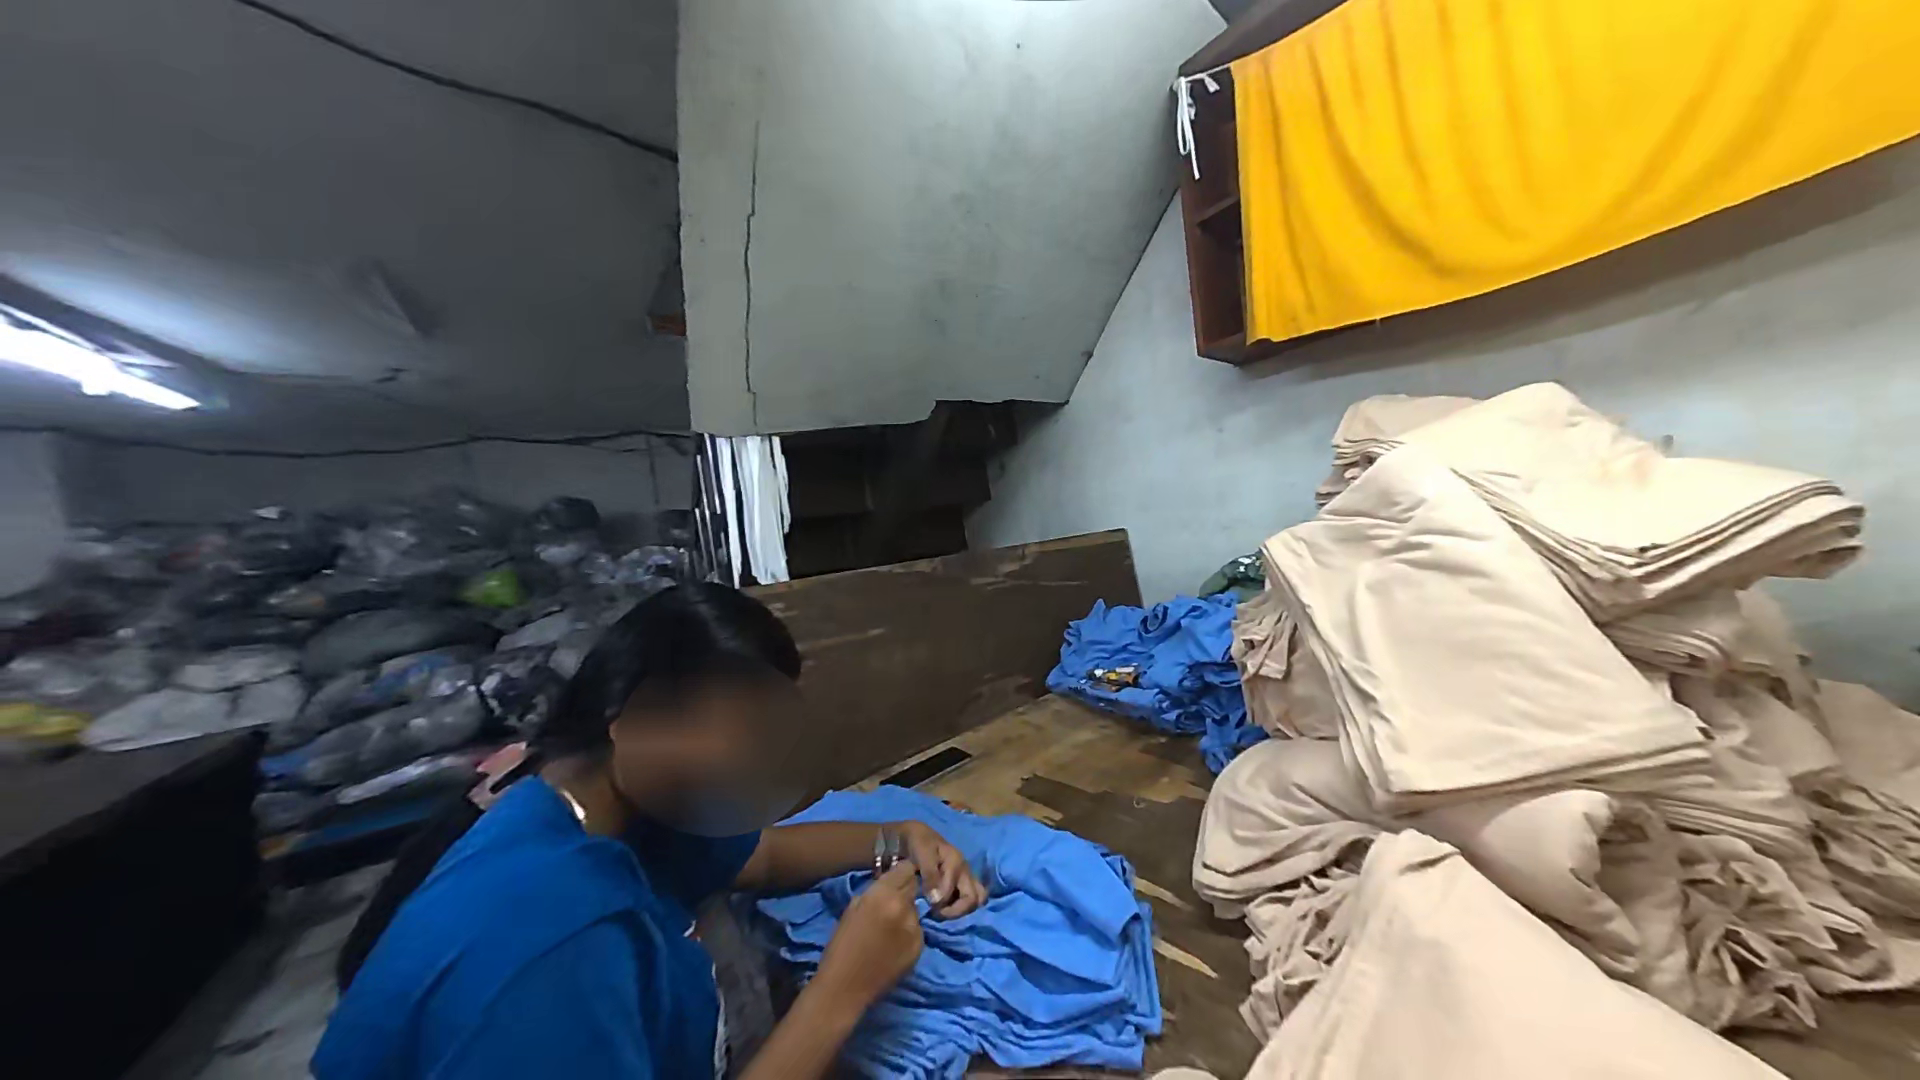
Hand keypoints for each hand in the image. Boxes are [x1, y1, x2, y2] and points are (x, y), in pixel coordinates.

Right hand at [815, 861, 924, 1008]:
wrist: (844, 989)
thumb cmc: (841, 946)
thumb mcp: (853, 908)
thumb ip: (873, 892)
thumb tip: (886, 885)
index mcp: (884, 895)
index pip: (906, 868)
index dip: (900, 871)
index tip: (895, 876)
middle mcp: (904, 908)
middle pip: (914, 886)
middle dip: (905, 890)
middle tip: (892, 901)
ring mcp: (914, 929)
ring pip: (916, 909)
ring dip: (907, 912)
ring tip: (891, 928)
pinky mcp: (919, 948)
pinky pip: (917, 930)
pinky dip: (909, 932)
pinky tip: (895, 944)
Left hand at [900, 822, 987, 918]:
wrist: (916, 835)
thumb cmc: (918, 844)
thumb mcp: (922, 855)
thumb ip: (930, 876)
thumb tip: (937, 901)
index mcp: (957, 862)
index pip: (956, 892)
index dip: (944, 904)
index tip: (928, 905)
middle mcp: (965, 869)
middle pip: (974, 898)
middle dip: (957, 911)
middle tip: (938, 912)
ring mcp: (966, 875)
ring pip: (977, 898)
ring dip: (961, 909)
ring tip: (943, 910)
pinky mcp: (962, 880)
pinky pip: (971, 896)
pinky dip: (961, 905)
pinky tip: (946, 905)